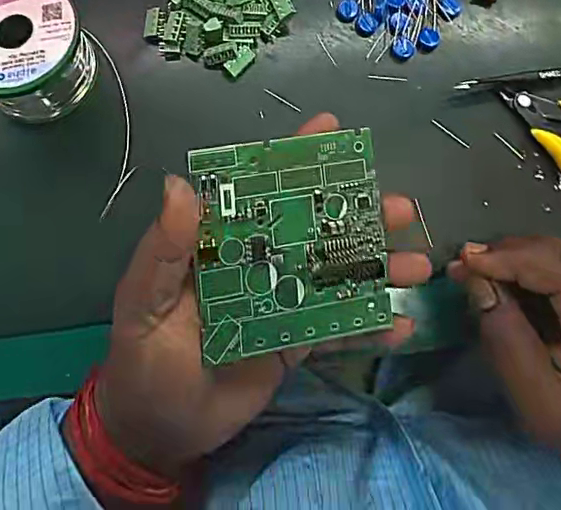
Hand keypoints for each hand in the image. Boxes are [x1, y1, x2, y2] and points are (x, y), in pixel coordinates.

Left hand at [93, 112, 433, 474]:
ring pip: (334, 275)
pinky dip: (369, 327)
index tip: (332, 130)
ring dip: (375, 266)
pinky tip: (403, 323)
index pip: (261, 188)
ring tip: (418, 264)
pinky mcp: (295, 346)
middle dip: (356, 213)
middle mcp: (259, 260)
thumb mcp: (143, 296)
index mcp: (223, 239)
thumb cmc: (142, 353)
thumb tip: (180, 184)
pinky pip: (336, 331)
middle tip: (400, 207)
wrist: (154, 431)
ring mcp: (282, 303)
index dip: (294, 158)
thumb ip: (163, 246)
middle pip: (312, 227)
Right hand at [449, 236, 560, 509]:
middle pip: (556, 254)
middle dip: (504, 254)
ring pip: (555, 253)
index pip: (559, 271)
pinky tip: (503, 281)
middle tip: (462, 268)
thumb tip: (477, 283)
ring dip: (512, 258)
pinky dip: (526, 266)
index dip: (508, 258)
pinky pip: (560, 264)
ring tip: (477, 274)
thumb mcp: (543, 408)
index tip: (463, 262)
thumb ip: (509, 345)